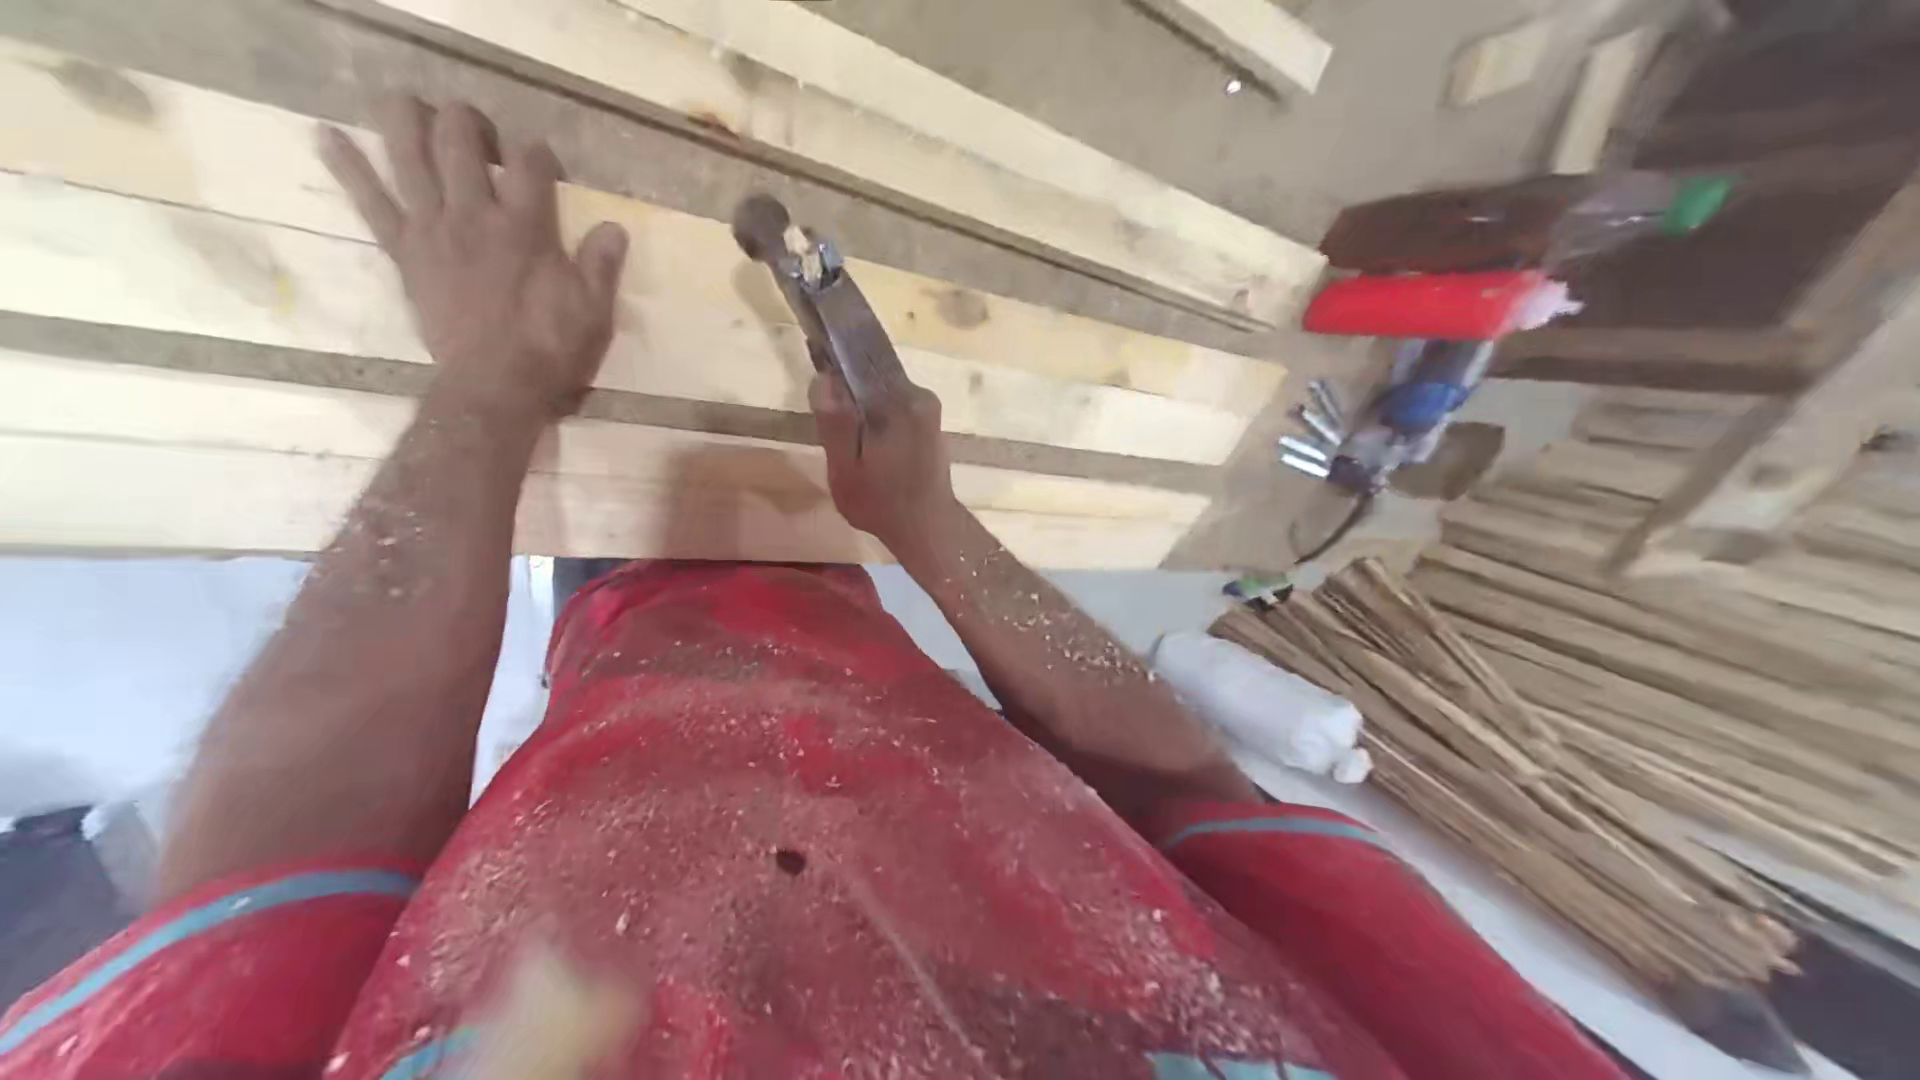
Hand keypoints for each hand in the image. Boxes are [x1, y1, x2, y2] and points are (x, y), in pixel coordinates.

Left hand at [319, 98, 628, 421]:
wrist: (497, 386)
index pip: (531, 165)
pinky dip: (347, 166)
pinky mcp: (405, 251)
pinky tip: (327, 135)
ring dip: (407, 119)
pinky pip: (369, 201)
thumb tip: (613, 227)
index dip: (540, 154)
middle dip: (470, 122)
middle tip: (482, 136)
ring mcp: (433, 229)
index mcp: (527, 229)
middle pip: (460, 139)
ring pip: (408, 153)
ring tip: (411, 104)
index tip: (548, 167)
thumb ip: (602, 264)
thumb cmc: (553, 350)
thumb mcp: (595, 312)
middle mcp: (475, 215)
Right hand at [809, 371, 958, 555]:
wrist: (928, 528)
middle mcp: (919, 396)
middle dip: (848, 385)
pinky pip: (895, 404)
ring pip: (883, 390)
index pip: (860, 358)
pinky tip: (867, 438)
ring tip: (846, 431)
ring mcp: (928, 408)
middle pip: (872, 373)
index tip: (814, 351)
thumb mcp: (846, 470)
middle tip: (827, 413)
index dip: (834, 355)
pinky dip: (878, 413)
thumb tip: (824, 378)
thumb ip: (835, 424)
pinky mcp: (931, 421)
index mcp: (899, 403)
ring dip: (862, 402)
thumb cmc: (882, 504)